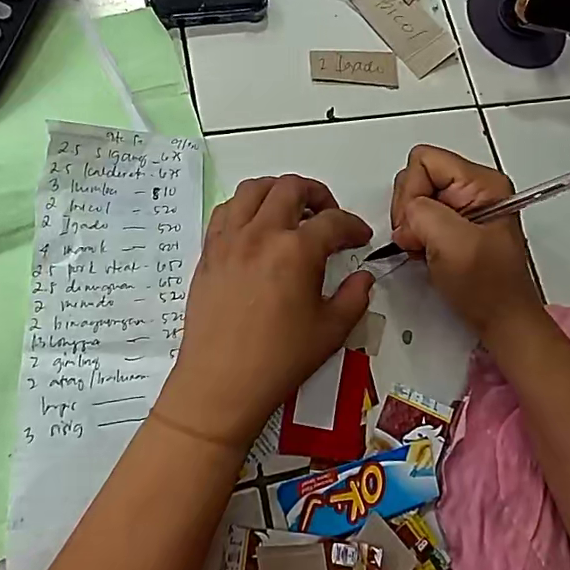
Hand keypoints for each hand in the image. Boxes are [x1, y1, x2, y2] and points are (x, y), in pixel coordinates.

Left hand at [157, 175, 374, 450]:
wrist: (221, 380)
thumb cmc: (277, 360)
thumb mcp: (331, 331)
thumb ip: (354, 296)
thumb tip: (361, 278)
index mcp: (295, 251)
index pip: (333, 221)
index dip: (352, 226)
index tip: (357, 237)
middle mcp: (259, 235)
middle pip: (290, 188)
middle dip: (317, 194)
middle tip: (327, 214)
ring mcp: (229, 241)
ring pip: (252, 189)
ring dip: (276, 191)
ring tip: (290, 210)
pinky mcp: (208, 253)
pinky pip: (224, 212)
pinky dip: (242, 208)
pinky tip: (253, 226)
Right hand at [390, 145, 542, 336]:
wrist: (500, 319)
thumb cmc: (487, 286)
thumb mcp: (454, 243)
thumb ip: (422, 212)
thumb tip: (406, 211)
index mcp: (482, 183)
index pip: (423, 161)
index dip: (410, 192)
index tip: (418, 226)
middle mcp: (472, 188)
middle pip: (415, 177)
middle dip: (407, 209)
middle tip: (420, 239)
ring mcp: (461, 207)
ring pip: (411, 198)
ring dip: (408, 225)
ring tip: (424, 248)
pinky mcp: (451, 224)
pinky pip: (415, 216)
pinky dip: (412, 235)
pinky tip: (425, 252)